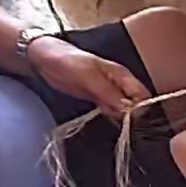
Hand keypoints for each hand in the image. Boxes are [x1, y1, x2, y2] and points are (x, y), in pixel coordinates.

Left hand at [27, 35, 151, 116]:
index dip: (142, 108)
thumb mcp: (88, 76)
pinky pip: (112, 112)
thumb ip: (109, 93)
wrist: (43, 59)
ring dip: (123, 120)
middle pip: (137, 105)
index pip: (143, 96)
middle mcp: (120, 86)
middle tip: (124, 127)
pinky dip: (112, 118)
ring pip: (125, 110)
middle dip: (134, 116)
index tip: (134, 121)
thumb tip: (129, 110)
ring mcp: (110, 94)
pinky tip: (108, 123)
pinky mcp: (100, 100)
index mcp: (123, 76)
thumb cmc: (67, 62)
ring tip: (115, 126)